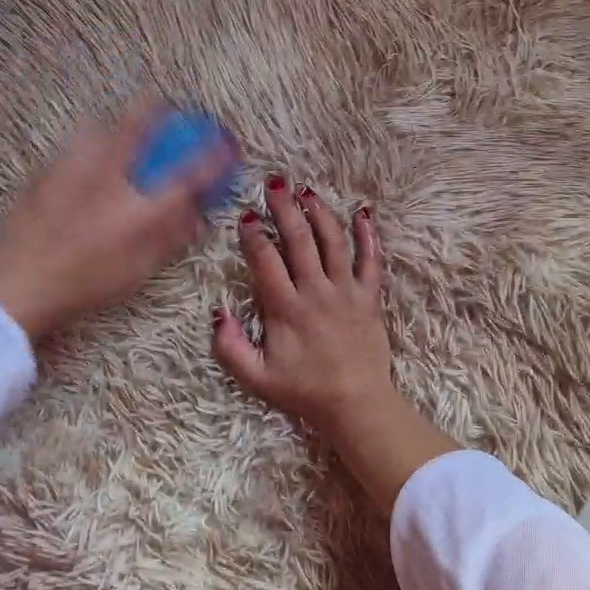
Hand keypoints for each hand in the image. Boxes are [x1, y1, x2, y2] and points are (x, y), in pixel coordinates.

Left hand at [0, 102, 235, 341]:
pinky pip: (77, 141)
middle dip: (162, 110)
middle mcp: (110, 176)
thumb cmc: (81, 285)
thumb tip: (195, 215)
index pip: (191, 171)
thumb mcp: (137, 269)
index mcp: (140, 208)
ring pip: (104, 123)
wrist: (16, 285)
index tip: (226, 145)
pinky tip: (91, 157)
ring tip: (130, 126)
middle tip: (169, 110)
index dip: (215, 154)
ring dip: (123, 121)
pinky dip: (93, 140)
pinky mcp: (45, 170)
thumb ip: (170, 237)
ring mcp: (73, 166)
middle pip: (141, 120)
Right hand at [212, 178, 457, 512]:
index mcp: (287, 309)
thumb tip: (217, 313)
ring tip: (307, 192)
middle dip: (284, 209)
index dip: (254, 235)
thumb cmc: (303, 391)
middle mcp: (317, 292)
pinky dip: (368, 236)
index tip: (245, 216)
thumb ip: (230, 347)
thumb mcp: (256, 377)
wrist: (356, 405)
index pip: (266, 261)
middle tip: (274, 184)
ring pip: (334, 242)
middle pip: (299, 240)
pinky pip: (372, 261)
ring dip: (320, 213)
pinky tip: (363, 214)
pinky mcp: (370, 298)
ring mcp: (347, 292)